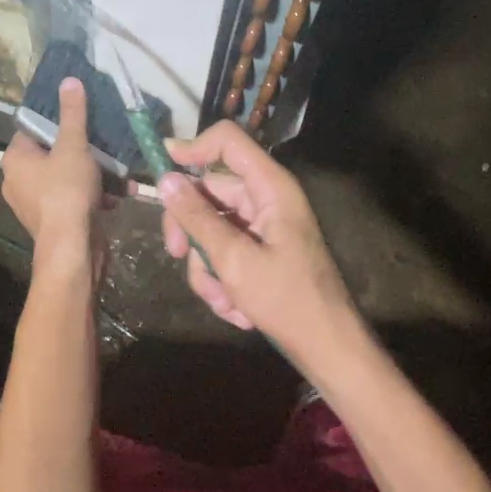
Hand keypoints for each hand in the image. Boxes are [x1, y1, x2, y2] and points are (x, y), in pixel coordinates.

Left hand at [1, 78, 102, 249]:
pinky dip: (94, 195)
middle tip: (106, 143)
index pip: (33, 128)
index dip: (57, 120)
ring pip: (67, 178)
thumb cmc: (66, 191)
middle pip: (53, 153)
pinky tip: (119, 195)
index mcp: (15, 159)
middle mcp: (18, 181)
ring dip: (96, 174)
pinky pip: (74, 199)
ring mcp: (35, 205)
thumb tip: (68, 80)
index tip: (82, 116)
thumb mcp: (73, 145)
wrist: (73, 249)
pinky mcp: (53, 222)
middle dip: (85, 150)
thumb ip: (73, 113)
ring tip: (120, 172)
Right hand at [159, 122, 361, 365]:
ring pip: (212, 227)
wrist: (328, 350)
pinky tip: (234, 309)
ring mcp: (264, 227)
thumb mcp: (234, 260)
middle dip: (191, 228)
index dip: (194, 147)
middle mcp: (267, 199)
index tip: (162, 170)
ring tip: (222, 300)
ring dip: (208, 266)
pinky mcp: (261, 252)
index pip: (228, 141)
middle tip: (177, 253)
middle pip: (210, 191)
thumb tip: (166, 179)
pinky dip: (222, 278)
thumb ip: (197, 218)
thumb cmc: (287, 300)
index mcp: (270, 187)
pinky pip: (225, 251)